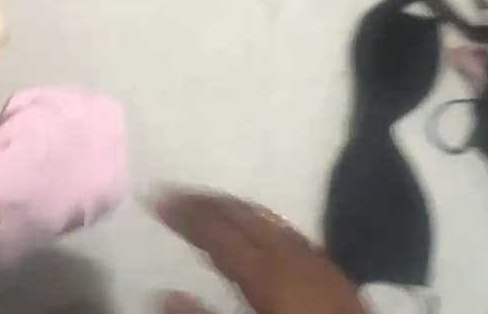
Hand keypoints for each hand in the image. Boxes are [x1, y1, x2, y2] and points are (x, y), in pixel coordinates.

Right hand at [151, 188, 364, 313]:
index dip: (183, 211)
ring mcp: (316, 260)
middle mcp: (290, 254)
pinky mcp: (333, 274)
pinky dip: (259, 222)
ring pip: (265, 218)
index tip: (154, 196)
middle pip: (240, 214)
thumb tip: (163, 294)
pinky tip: (256, 233)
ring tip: (206, 207)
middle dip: (204, 200)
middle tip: (173, 194)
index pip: (215, 230)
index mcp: (266, 274)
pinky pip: (286, 231)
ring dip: (231, 208)